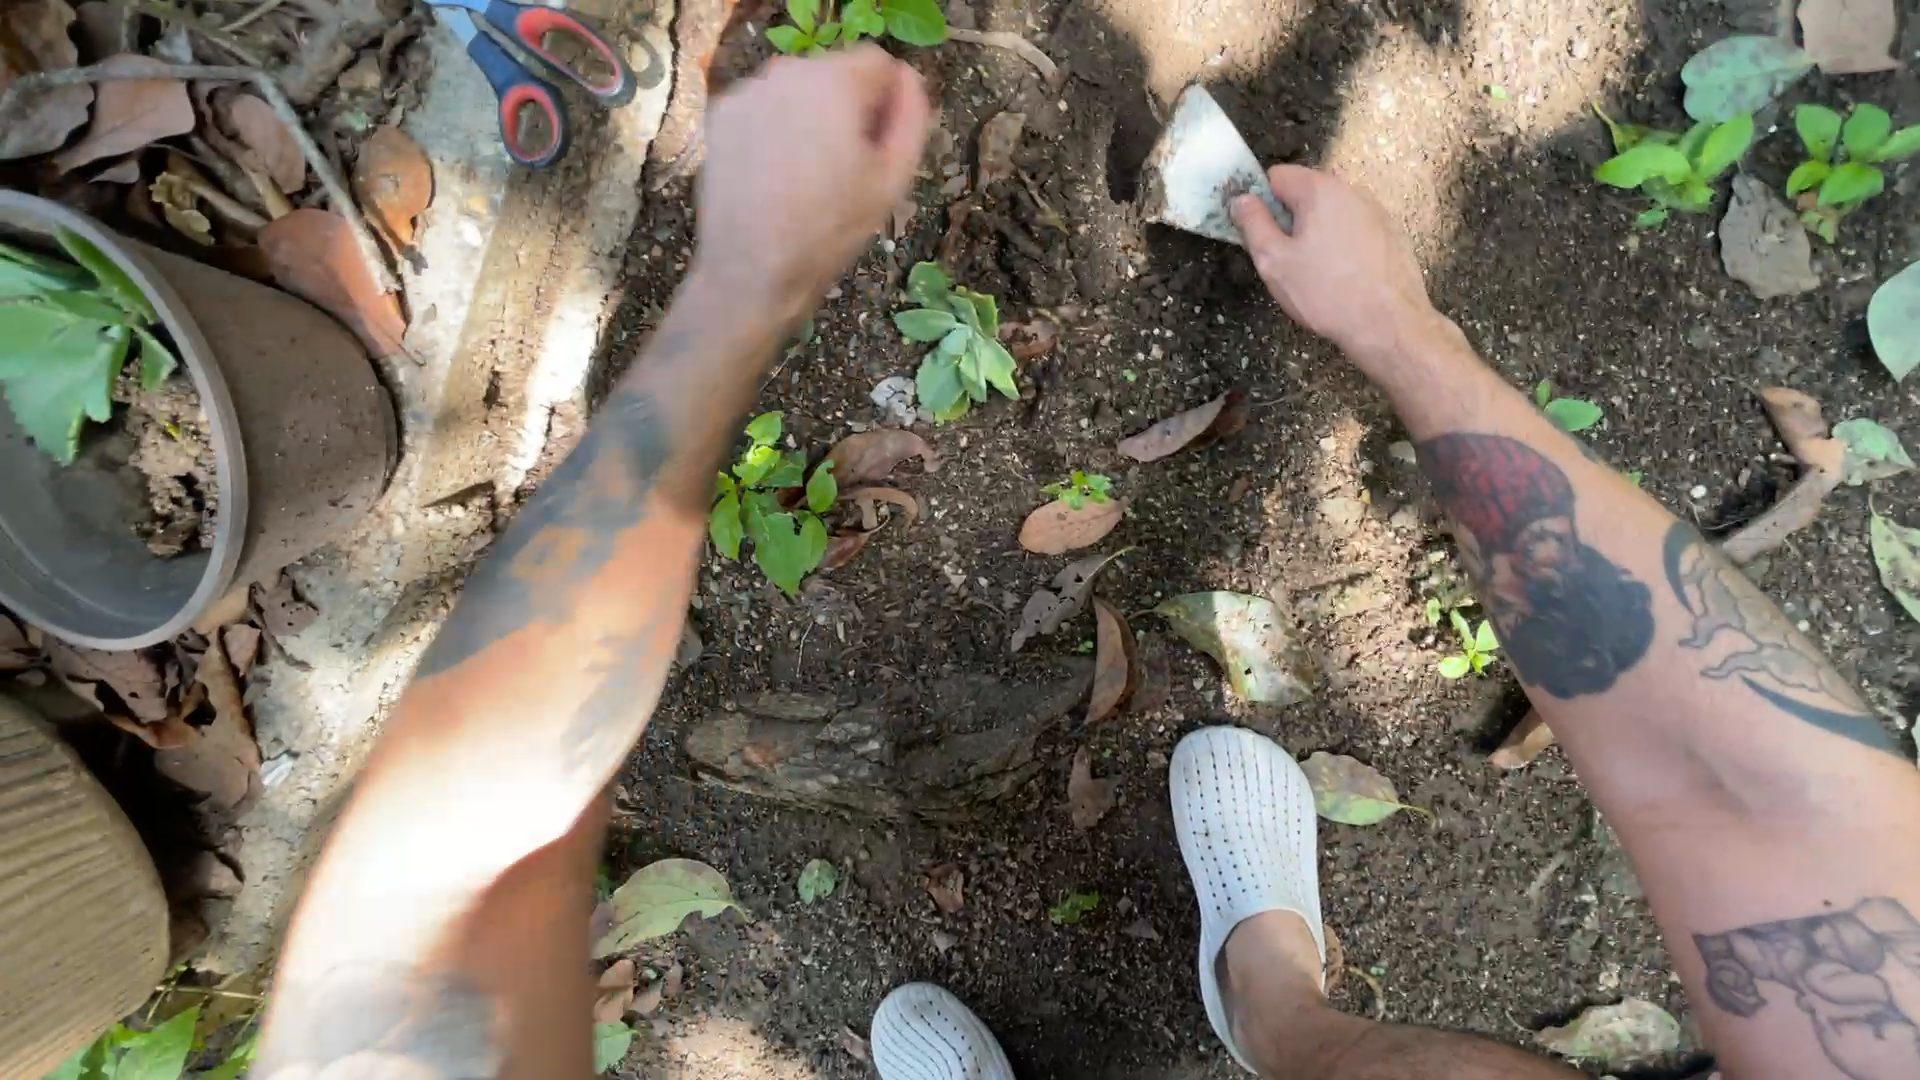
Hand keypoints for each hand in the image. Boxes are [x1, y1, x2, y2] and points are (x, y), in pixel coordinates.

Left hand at [694, 47, 929, 321]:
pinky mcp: (722, 116)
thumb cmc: (830, 231)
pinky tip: (775, 177)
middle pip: (835, 75)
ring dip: (810, 121)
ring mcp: (749, 91)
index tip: (879, 150)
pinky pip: (765, 110)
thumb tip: (910, 79)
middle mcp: (788, 71)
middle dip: (847, 112)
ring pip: (798, 92)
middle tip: (844, 172)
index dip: (887, 105)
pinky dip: (775, 132)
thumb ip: (911, 119)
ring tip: (807, 179)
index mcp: (835, 83)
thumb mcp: (891, 183)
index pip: (879, 63)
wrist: (754, 270)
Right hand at [1231, 165, 1435, 364]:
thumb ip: (1253, 224)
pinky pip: (1350, 227)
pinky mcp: (1388, 230)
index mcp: (1319, 190)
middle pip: (1304, 192)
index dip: (1259, 202)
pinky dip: (1337, 243)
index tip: (1257, 233)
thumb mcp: (1273, 261)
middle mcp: (1350, 189)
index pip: (1276, 176)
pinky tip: (1337, 274)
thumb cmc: (1324, 292)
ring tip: (1311, 271)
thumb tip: (1241, 199)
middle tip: (1282, 260)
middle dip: (1287, 219)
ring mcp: (1373, 208)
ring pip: (1328, 211)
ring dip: (1312, 232)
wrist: (1386, 321)